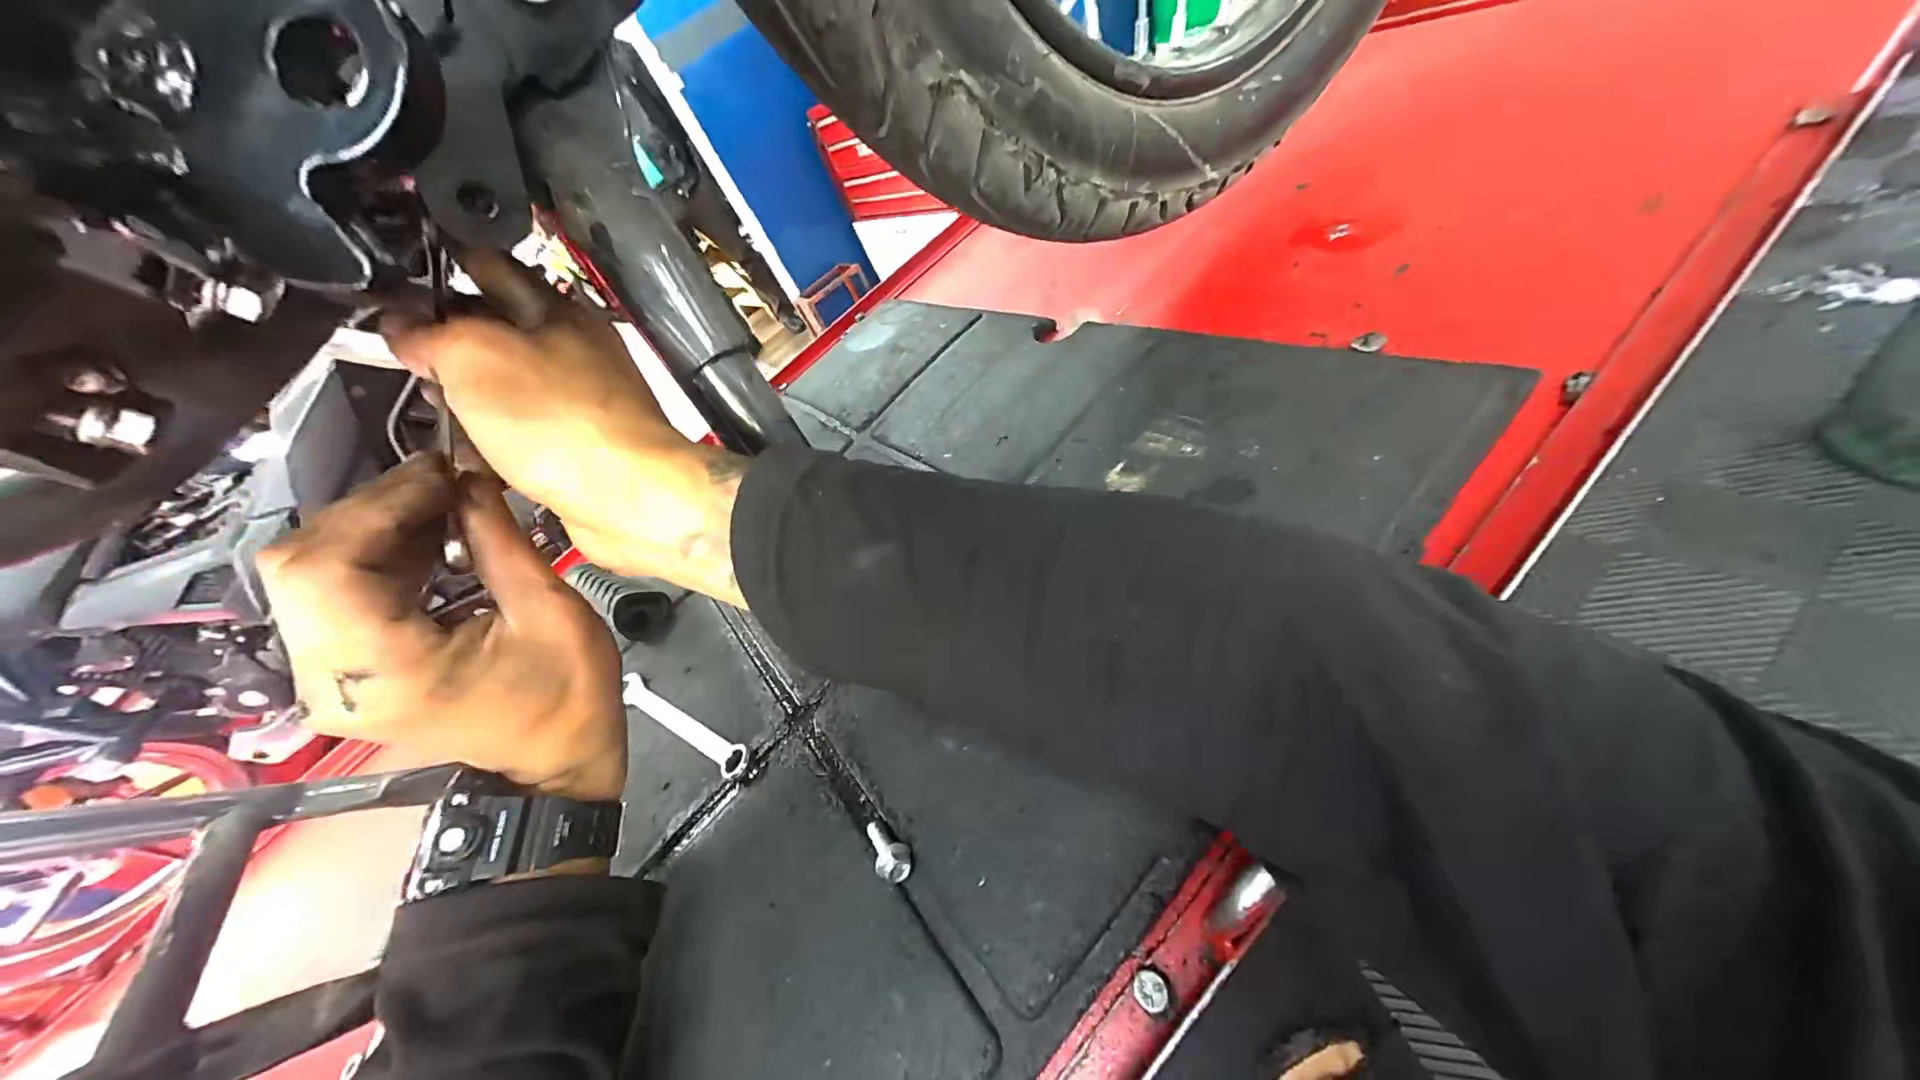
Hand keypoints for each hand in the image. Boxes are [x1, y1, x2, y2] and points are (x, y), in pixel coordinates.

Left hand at [256, 454, 626, 800]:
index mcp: (385, 670)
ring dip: (375, 529)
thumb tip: (472, 481)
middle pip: (302, 565)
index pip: (327, 567)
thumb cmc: (568, 698)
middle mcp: (330, 680)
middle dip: (373, 510)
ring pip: (311, 576)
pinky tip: (430, 541)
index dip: (379, 505)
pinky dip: (378, 557)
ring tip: (443, 507)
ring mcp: (328, 680)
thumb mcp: (550, 613)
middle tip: (444, 485)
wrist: (556, 764)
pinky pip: (335, 597)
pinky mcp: (344, 673)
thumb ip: (501, 542)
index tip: (441, 474)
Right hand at [385, 250, 748, 605]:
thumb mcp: (474, 357)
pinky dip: (499, 437)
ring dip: (472, 393)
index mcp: (561, 314)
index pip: (493, 268)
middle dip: (450, 337)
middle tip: (411, 350)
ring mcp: (587, 405)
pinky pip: (531, 432)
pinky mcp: (587, 450)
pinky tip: (475, 450)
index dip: (443, 267)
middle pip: (502, 330)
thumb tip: (405, 330)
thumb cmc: (567, 423)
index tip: (405, 281)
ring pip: (514, 385)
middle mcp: (580, 355)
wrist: (632, 497)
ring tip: (438, 403)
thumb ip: (431, 334)